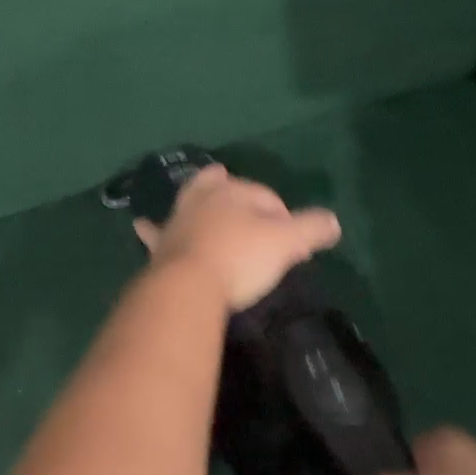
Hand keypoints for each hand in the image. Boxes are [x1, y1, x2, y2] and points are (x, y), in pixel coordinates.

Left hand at [133, 165, 340, 311]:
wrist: (188, 285)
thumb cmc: (240, 258)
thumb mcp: (287, 242)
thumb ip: (312, 228)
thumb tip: (333, 222)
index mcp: (235, 192)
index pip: (266, 196)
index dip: (284, 215)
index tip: (294, 243)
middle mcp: (203, 200)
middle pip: (222, 189)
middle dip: (235, 194)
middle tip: (244, 202)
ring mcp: (178, 222)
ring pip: (189, 205)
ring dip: (197, 204)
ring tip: (200, 200)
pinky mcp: (160, 247)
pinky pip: (154, 233)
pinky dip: (150, 229)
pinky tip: (141, 225)